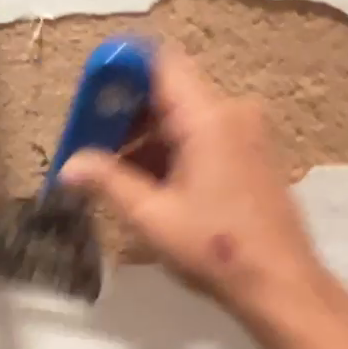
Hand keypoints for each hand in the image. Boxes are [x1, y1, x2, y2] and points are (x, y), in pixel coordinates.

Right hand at [59, 46, 326, 316]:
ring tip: (112, 176)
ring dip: (144, 138)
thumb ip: (107, 183)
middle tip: (88, 145)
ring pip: (183, 116)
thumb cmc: (214, 249)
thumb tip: (68, 167)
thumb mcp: (151, 217)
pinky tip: (147, 187)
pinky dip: (170, 151)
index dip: (118, 72)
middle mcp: (231, 113)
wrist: (279, 284)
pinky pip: (201, 135)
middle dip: (124, 114)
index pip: (158, 64)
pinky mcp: (250, 154)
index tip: (87, 99)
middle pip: (168, 90)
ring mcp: (246, 133)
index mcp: (208, 118)